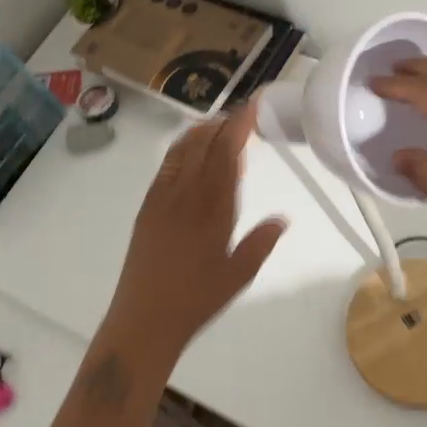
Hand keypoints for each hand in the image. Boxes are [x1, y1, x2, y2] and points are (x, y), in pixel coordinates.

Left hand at [104, 102, 286, 354]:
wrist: (145, 318)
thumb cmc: (196, 300)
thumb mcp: (238, 275)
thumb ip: (260, 243)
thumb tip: (281, 219)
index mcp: (213, 210)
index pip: (227, 155)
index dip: (239, 127)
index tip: (251, 108)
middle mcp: (186, 195)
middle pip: (204, 145)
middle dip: (223, 124)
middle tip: (241, 113)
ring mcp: (162, 199)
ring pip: (182, 151)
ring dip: (201, 131)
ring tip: (218, 123)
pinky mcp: (147, 208)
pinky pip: (165, 167)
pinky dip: (180, 149)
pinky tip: (189, 149)